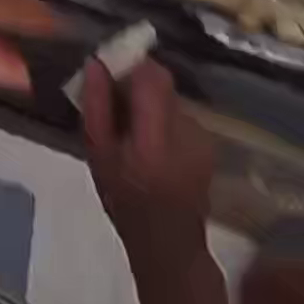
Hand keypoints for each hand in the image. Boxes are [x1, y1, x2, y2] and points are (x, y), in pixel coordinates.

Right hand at [79, 59, 215, 265]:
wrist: (168, 241)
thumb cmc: (122, 197)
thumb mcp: (96, 151)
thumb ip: (96, 105)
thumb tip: (95, 63)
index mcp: (155, 138)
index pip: (153, 78)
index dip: (131, 61)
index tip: (108, 63)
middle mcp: (186, 131)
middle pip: (162, 82)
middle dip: (135, 79)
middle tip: (111, 93)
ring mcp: (202, 137)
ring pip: (168, 96)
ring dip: (146, 98)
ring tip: (128, 121)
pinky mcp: (208, 142)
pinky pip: (177, 112)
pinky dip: (159, 114)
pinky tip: (147, 137)